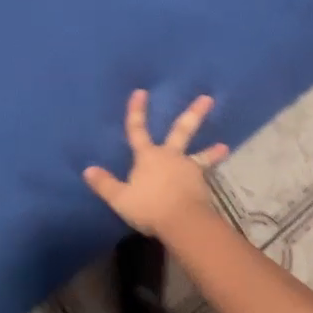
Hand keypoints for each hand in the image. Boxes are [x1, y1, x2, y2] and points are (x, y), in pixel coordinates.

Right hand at [84, 90, 230, 237]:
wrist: (182, 220)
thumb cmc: (149, 207)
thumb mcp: (120, 199)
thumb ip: (105, 184)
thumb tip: (87, 170)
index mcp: (148, 156)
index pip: (138, 130)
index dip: (137, 112)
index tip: (141, 92)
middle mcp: (170, 156)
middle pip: (181, 131)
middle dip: (194, 113)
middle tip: (208, 98)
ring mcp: (188, 168)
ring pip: (201, 155)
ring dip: (212, 151)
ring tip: (224, 147)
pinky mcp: (201, 184)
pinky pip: (205, 177)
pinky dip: (208, 179)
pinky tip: (209, 182)